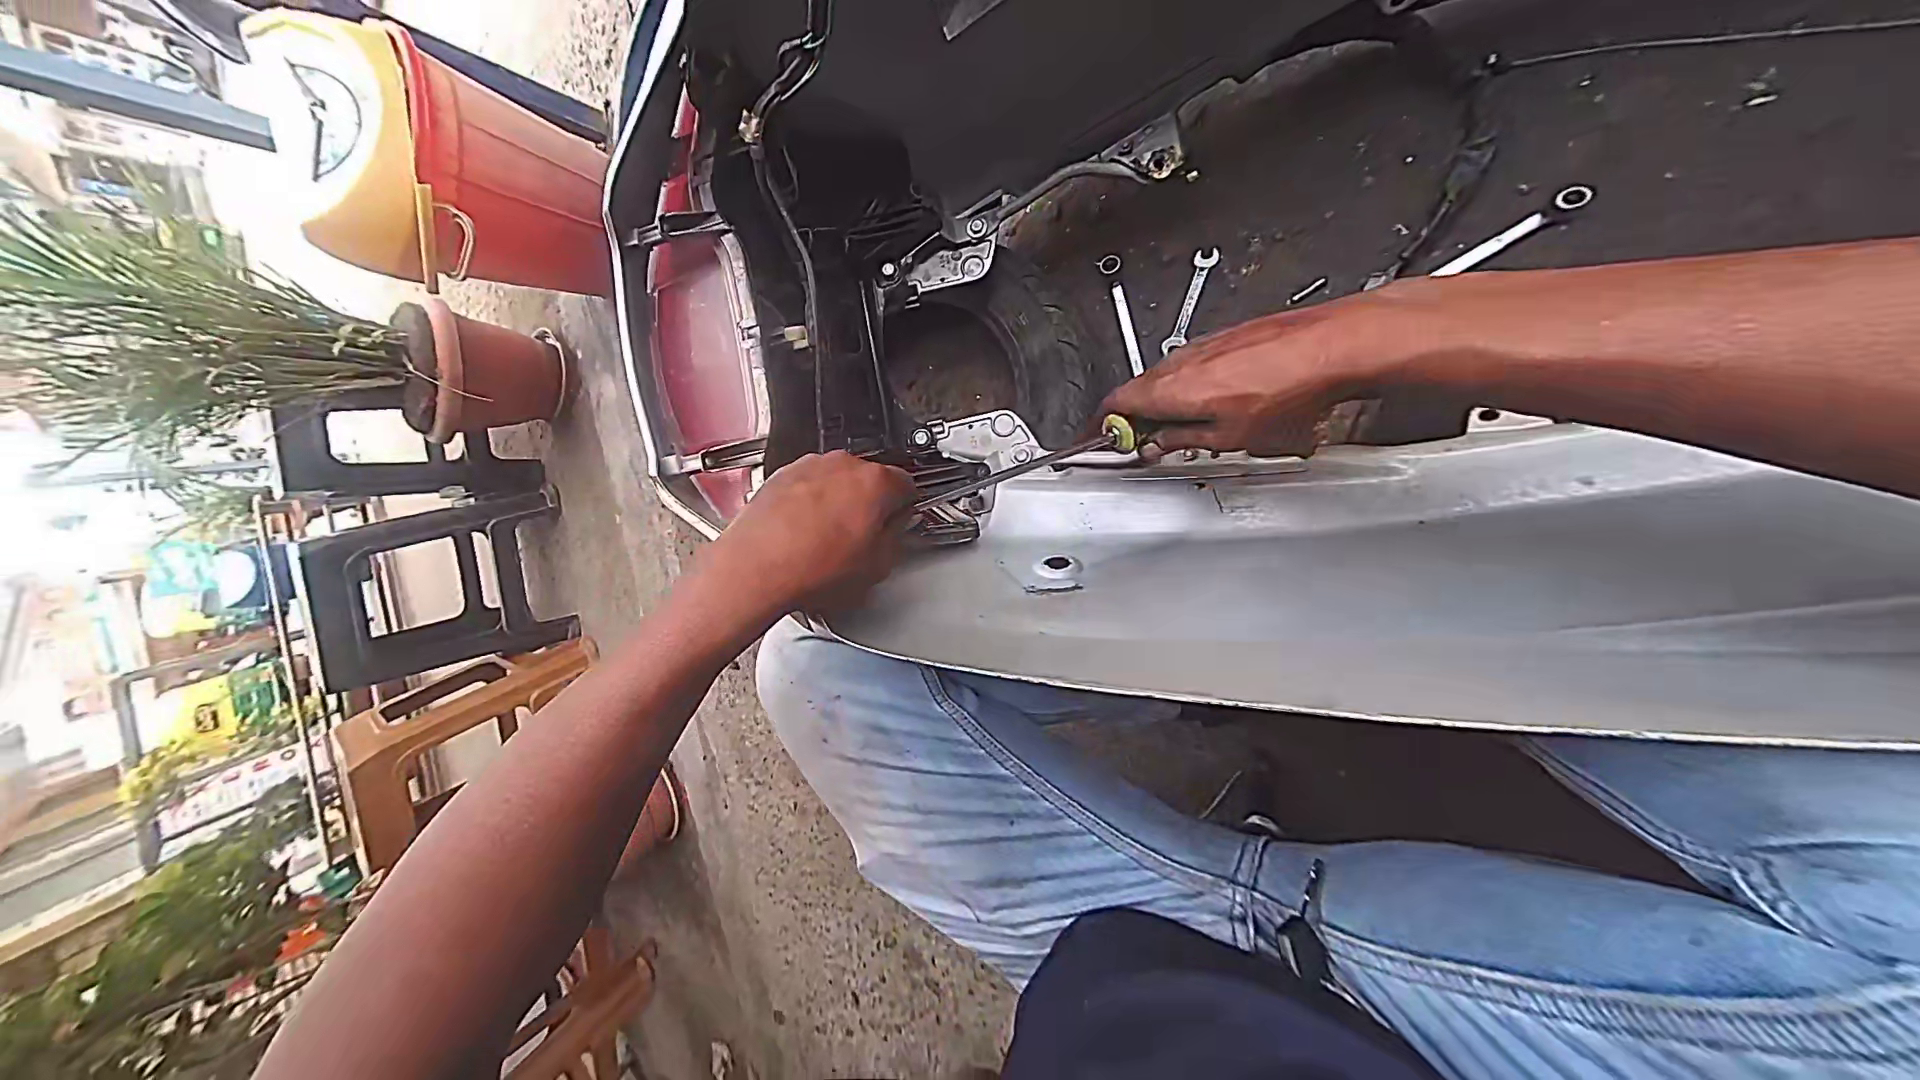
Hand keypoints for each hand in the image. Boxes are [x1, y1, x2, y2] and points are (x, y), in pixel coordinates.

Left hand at [698, 451, 917, 619]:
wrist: (754, 570)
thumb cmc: (808, 568)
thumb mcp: (876, 566)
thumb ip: (895, 538)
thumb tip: (894, 530)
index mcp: (876, 482)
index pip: (907, 484)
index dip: (907, 505)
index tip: (901, 518)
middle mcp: (843, 465)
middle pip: (871, 478)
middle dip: (871, 503)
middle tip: (865, 535)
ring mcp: (809, 467)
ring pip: (837, 479)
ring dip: (838, 501)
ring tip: (829, 539)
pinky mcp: (781, 475)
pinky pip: (807, 484)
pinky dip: (809, 502)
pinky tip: (805, 533)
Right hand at [1100, 288, 1413, 456]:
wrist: (1334, 345)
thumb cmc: (1290, 388)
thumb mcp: (1229, 436)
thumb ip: (1183, 440)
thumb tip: (1161, 443)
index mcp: (1167, 389)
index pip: (1112, 406)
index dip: (1096, 427)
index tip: (1092, 441)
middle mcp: (1177, 362)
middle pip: (1134, 391)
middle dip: (1128, 419)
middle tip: (1133, 443)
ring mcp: (1200, 346)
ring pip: (1161, 379)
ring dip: (1156, 403)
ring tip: (1171, 428)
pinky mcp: (1223, 340)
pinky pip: (1185, 367)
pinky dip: (1180, 388)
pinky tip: (1202, 404)